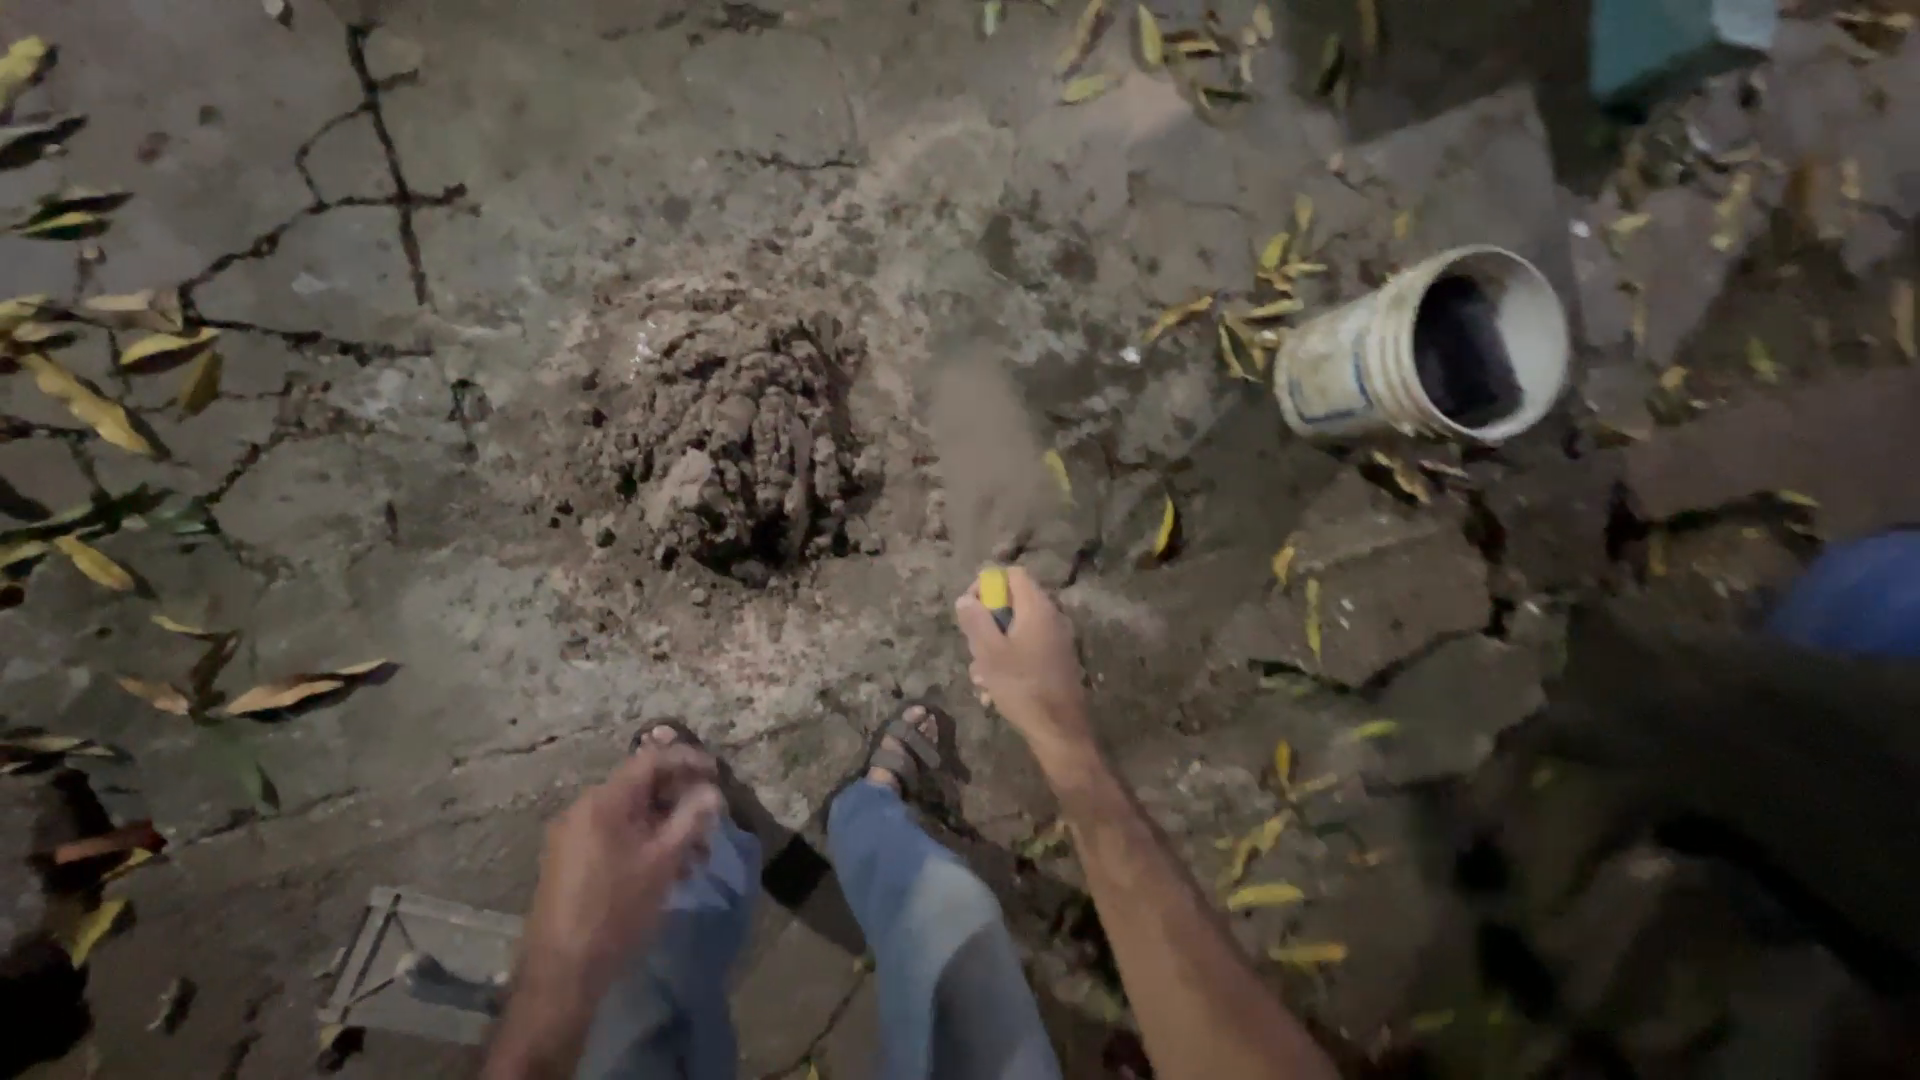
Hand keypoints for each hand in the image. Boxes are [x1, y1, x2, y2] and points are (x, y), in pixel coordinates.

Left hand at [519, 746, 722, 995]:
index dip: (688, 760)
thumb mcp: (663, 861)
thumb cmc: (617, 910)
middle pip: (641, 786)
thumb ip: (691, 818)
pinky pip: (616, 833)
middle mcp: (583, 809)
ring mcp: (573, 835)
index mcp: (603, 801)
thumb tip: (712, 791)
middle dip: (681, 800)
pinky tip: (668, 869)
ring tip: (695, 856)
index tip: (718, 774)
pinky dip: (645, 840)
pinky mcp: (570, 859)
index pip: (651, 760)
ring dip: (667, 826)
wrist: (563, 972)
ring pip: (631, 814)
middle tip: (711, 821)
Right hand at [955, 566, 1093, 768]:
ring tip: (981, 678)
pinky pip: (1026, 650)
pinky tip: (995, 691)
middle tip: (973, 649)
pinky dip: (1008, 663)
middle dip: (986, 625)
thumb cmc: (1022, 686)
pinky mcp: (1056, 661)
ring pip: (1015, 631)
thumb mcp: (989, 652)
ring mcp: (1056, 640)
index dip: (987, 585)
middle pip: (1012, 604)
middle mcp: (1051, 617)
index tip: (970, 609)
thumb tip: (966, 598)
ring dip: (993, 650)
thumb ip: (976, 620)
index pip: (1012, 575)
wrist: (1059, 729)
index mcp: (1037, 608)